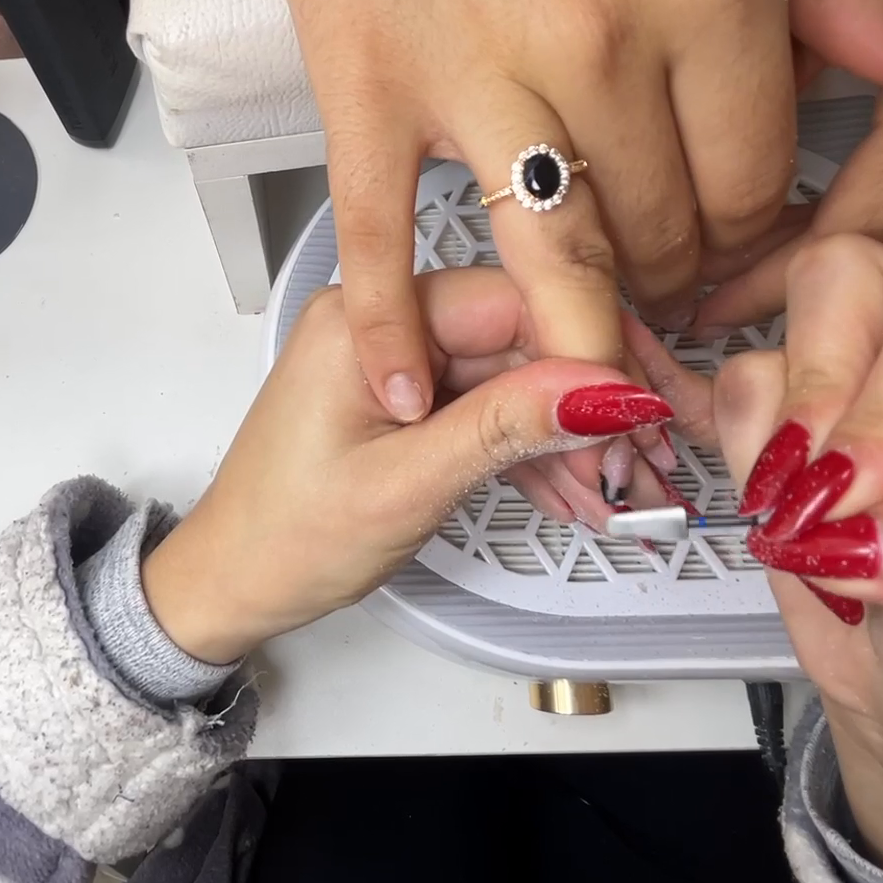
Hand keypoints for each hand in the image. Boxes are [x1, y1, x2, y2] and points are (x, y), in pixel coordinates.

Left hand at [142, 268, 671, 663]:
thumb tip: (609, 390)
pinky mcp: (399, 404)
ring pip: (504, 385)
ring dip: (563, 441)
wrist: (233, 581)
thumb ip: (505, 429)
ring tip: (622, 496)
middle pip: (514, 343)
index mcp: (365, 320)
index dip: (590, 352)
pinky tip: (572, 494)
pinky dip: (522, 454)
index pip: (509, 302)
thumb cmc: (289, 537)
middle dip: (586, 408)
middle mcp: (378, 325)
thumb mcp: (406, 484)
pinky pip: (477, 414)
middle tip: (650, 461)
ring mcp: (391, 366)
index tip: (648, 407)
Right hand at [259, 0, 882, 426]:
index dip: (747, 235)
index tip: (727, 253)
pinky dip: (388, 324)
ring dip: (574, 332)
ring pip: (546, 254)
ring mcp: (469, 82)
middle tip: (656, 299)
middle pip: (654, 229)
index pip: (752, 174)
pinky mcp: (367, 99)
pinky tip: (407, 392)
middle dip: (666, 281)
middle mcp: (594, 42)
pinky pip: (378, 236)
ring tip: (585, 378)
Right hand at [639, 235, 882, 882]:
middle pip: (857, 282)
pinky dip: (733, 446)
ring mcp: (864, 392)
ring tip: (798, 519)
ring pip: (780, 330)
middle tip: (807, 494)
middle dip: (813, 392)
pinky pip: (731, 386)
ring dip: (768, 434)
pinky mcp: (790, 420)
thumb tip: (862, 525)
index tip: (851, 502)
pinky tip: (774, 503)